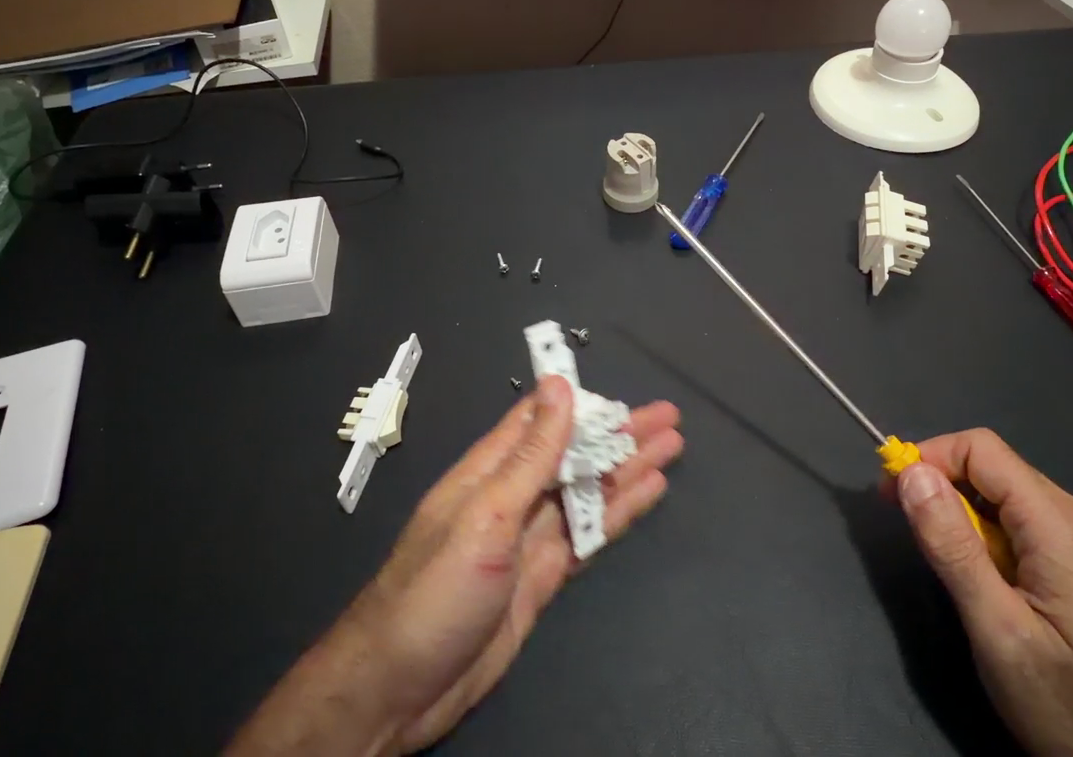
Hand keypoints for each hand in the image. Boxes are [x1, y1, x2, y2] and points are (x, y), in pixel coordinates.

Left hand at [225, 377, 683, 756]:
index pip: (540, 421)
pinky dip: (618, 513)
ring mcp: (528, 540)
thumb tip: (558, 385)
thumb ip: (529, 455)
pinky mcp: (542, 579)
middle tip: (669, 418)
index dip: (582, 404)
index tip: (623, 391)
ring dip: (627, 469)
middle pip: (573, 455)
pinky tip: (647, 495)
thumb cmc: (437, 591)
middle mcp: (511, 498)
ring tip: (672, 448)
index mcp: (489, 472)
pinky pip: (588, 536)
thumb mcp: (486, 514)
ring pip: (587, 493)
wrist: (401, 686)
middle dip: (619, 435)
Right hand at [887, 429, 1072, 756]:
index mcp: (1063, 526)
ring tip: (952, 571)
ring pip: (1015, 499)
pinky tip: (993, 586)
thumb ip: (954, 548)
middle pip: (999, 470)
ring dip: (969, 517)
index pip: (982, 450)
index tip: (891, 497)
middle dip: (944, 487)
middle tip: (911, 535)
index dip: (928, 458)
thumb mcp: (999, 633)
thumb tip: (912, 474)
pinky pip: (1035, 528)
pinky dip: (997, 539)